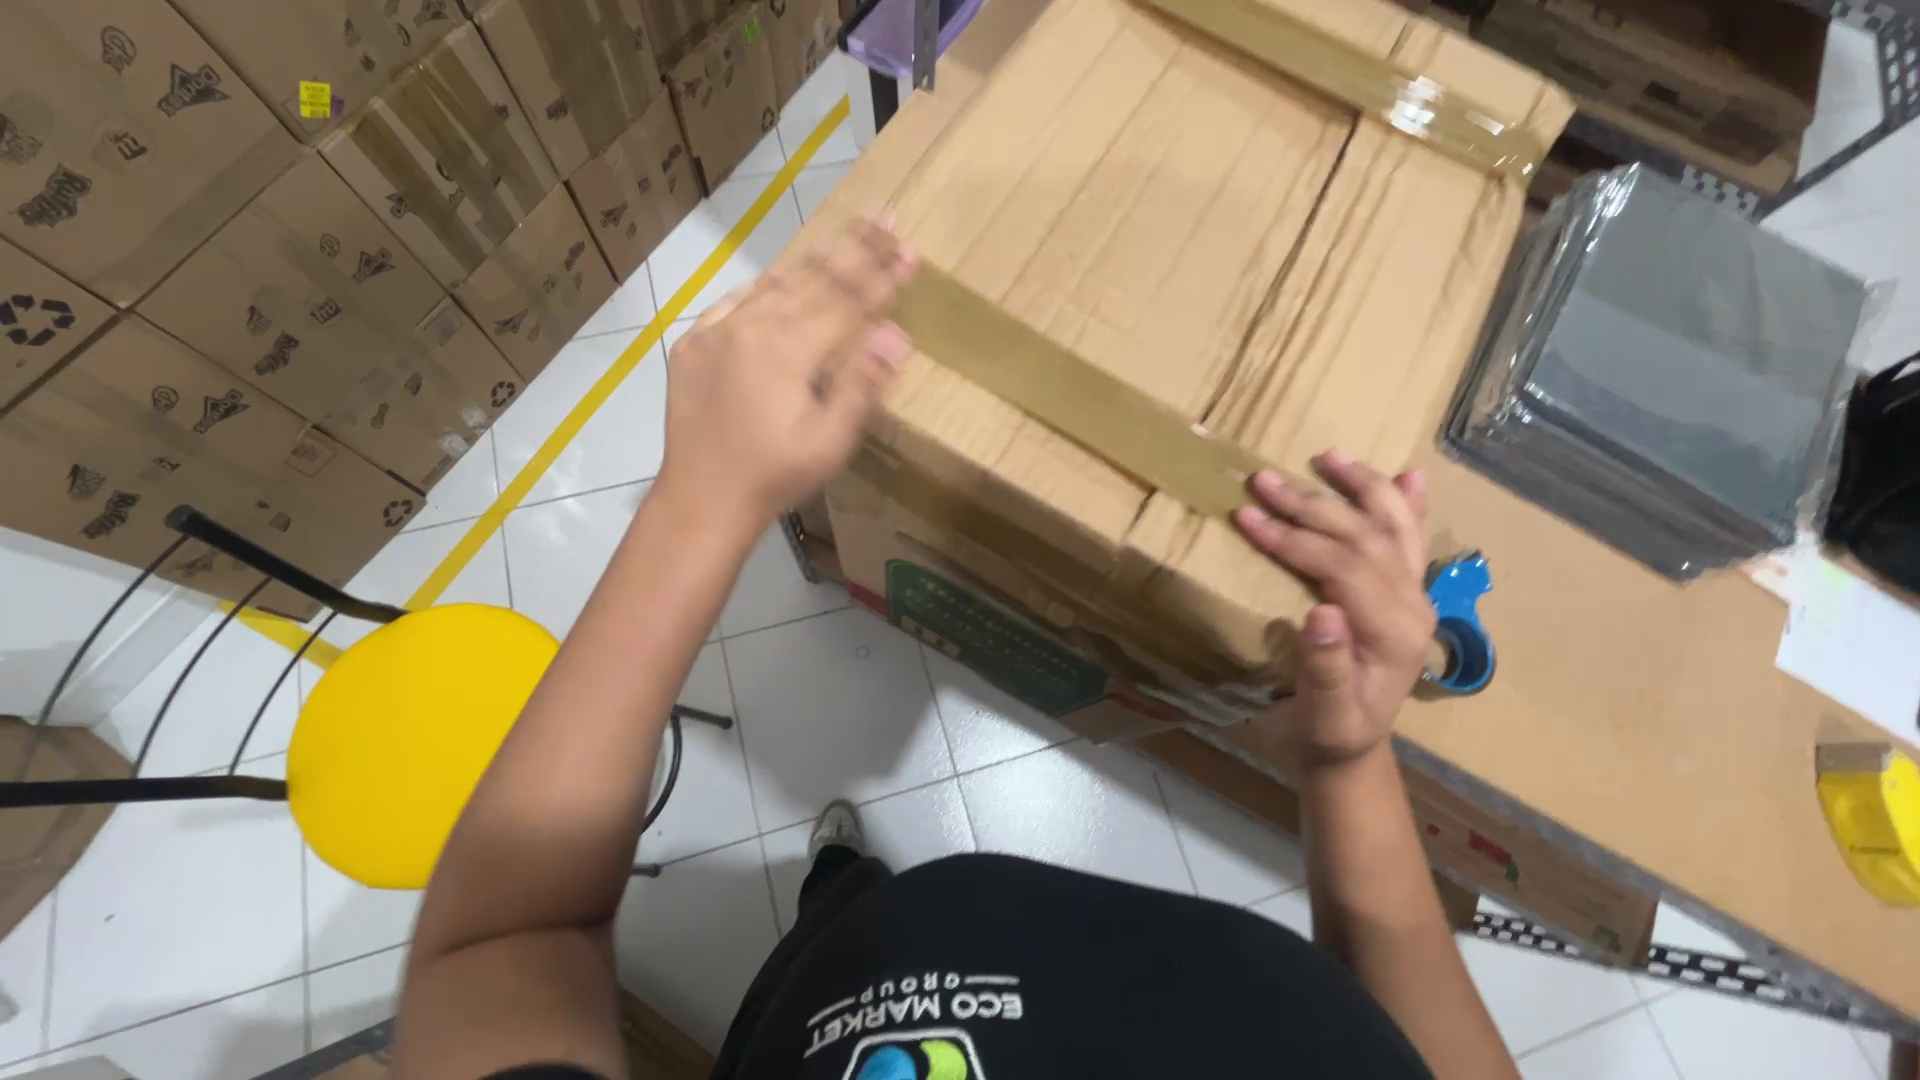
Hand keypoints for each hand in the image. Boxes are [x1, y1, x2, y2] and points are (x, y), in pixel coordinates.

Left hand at [658, 215, 916, 523]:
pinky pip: (734, 303)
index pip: (847, 301)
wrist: (701, 497)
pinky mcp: (692, 345)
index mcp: (789, 350)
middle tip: (885, 216)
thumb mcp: (829, 442)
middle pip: (814, 280)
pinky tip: (777, 281)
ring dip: (812, 262)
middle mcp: (752, 327)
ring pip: (774, 285)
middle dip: (856, 249)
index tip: (910, 248)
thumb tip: (896, 335)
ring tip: (842, 236)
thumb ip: (861, 384)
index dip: (882, 274)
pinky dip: (763, 289)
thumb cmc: (775, 476)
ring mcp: (716, 332)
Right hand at [1232, 449, 1436, 770]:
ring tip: (1328, 455)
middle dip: (1310, 505)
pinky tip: (1409, 477)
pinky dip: (1408, 506)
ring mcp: (1416, 596)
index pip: (1342, 566)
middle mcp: (1413, 605)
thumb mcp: (1322, 715)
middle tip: (1260, 480)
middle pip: (1363, 537)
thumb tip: (1319, 612)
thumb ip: (1326, 668)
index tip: (1245, 515)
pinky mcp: (1407, 593)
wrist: (1352, 746)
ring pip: (1393, 527)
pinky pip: (1411, 540)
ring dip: (1361, 487)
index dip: (1293, 538)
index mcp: (1392, 632)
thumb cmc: (1327, 732)